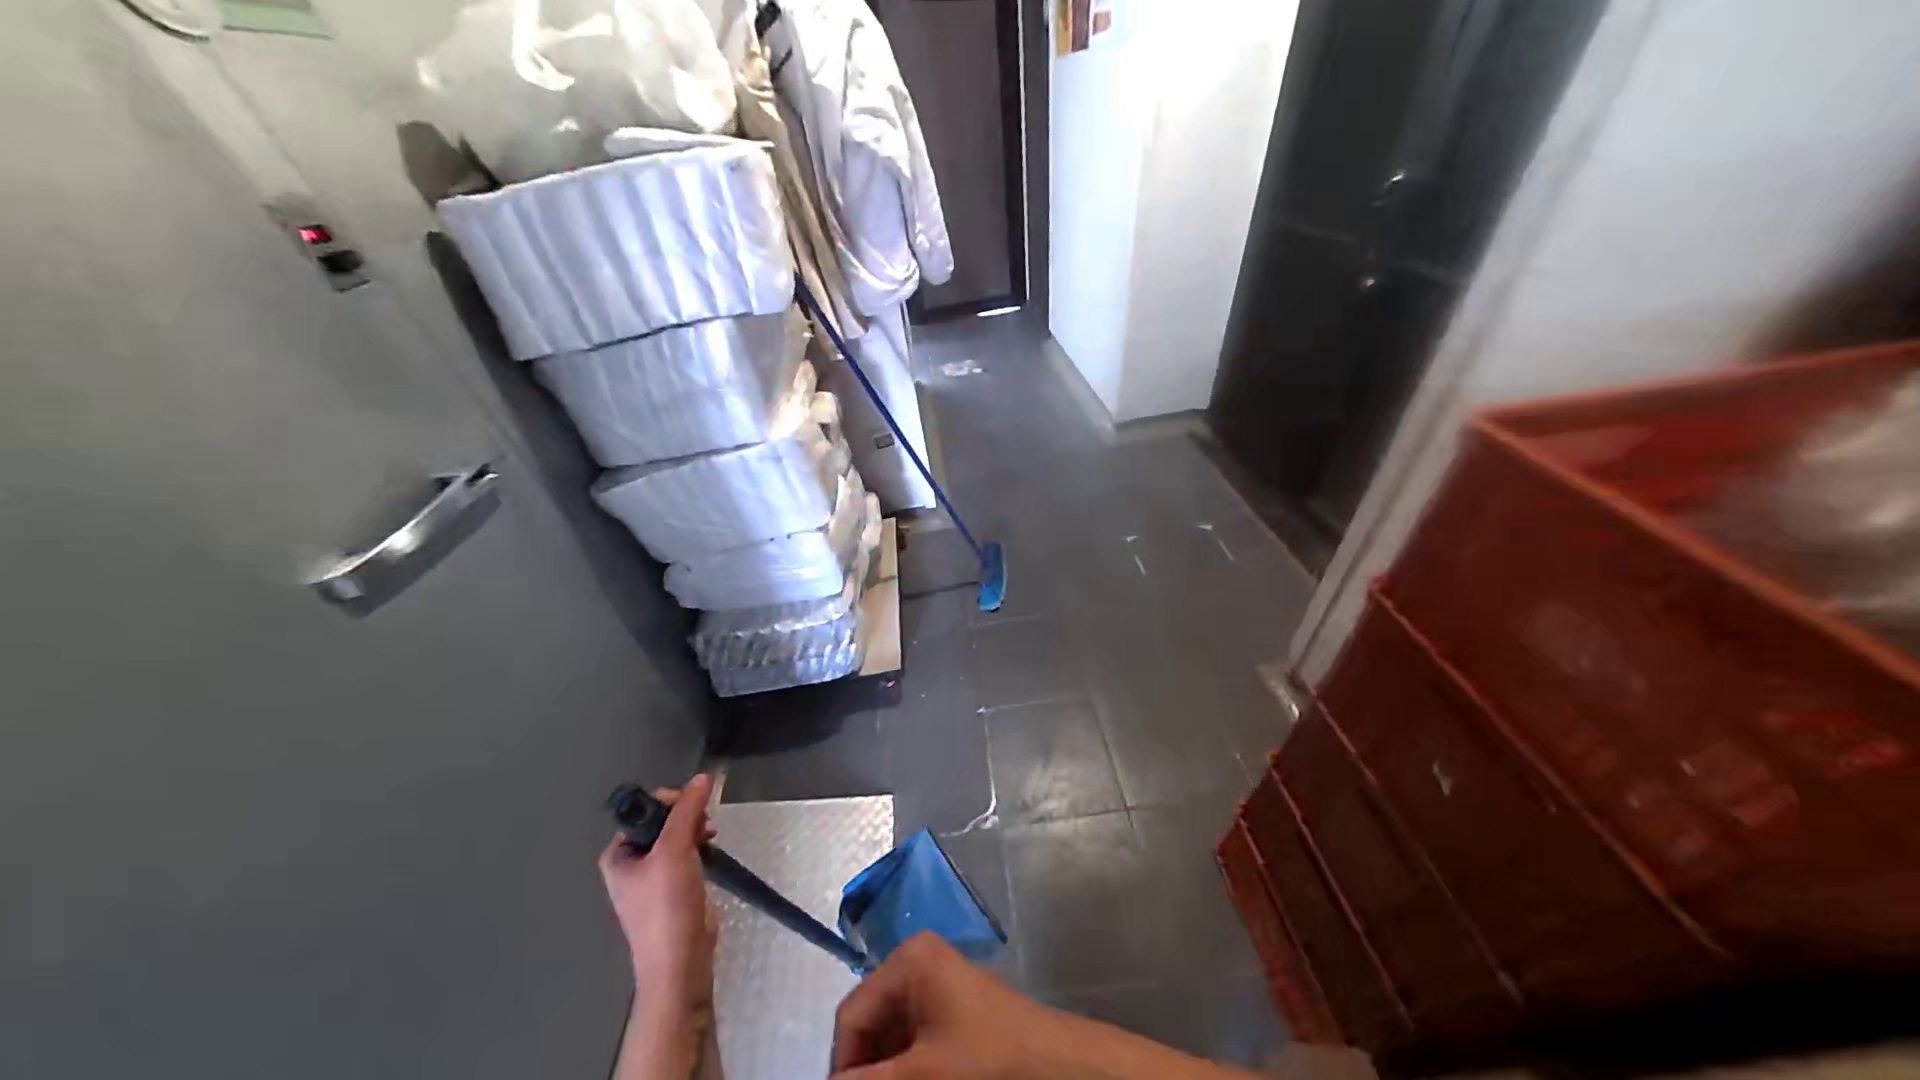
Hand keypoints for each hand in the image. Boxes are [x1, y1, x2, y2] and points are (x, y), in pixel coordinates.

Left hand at [598, 773, 717, 1013]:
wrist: (680, 962)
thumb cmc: (667, 905)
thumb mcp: (675, 850)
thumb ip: (687, 810)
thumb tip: (704, 777)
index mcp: (618, 855)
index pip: (644, 811)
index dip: (671, 803)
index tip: (693, 808)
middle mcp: (631, 864)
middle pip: (662, 821)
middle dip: (687, 817)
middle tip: (705, 825)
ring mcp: (653, 878)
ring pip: (677, 837)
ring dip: (696, 830)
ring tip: (711, 836)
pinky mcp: (674, 890)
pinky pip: (687, 854)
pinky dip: (699, 847)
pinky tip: (711, 851)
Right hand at [831, 932, 1254, 1079]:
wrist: (1053, 1063)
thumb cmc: (987, 1058)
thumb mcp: (922, 1075)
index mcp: (908, 960)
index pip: (853, 1013)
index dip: (843, 1065)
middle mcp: (917, 960)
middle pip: (870, 1020)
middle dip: (866, 1065)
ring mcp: (935, 980)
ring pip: (889, 1031)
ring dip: (883, 1068)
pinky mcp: (950, 1003)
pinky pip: (911, 1034)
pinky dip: (903, 1064)